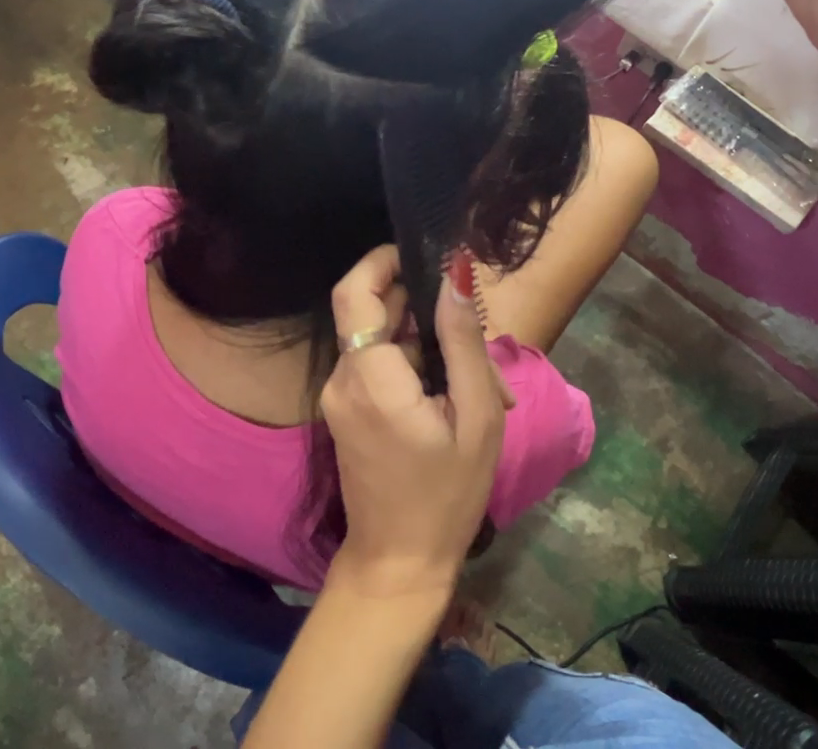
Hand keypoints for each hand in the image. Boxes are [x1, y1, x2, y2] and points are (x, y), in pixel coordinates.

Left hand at [320, 246, 508, 598]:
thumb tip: (454, 274)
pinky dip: (412, 365)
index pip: (354, 292)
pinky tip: (453, 395)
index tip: (423, 255)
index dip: (381, 261)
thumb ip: (463, 342)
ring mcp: (338, 396)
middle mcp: (342, 379)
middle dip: (421, 306)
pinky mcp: (345, 410)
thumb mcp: (475, 416)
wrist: (399, 562)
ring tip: (478, 376)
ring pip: (378, 339)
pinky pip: (376, 366)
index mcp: (371, 378)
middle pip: (370, 311)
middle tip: (475, 329)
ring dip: (424, 341)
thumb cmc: (447, 494)